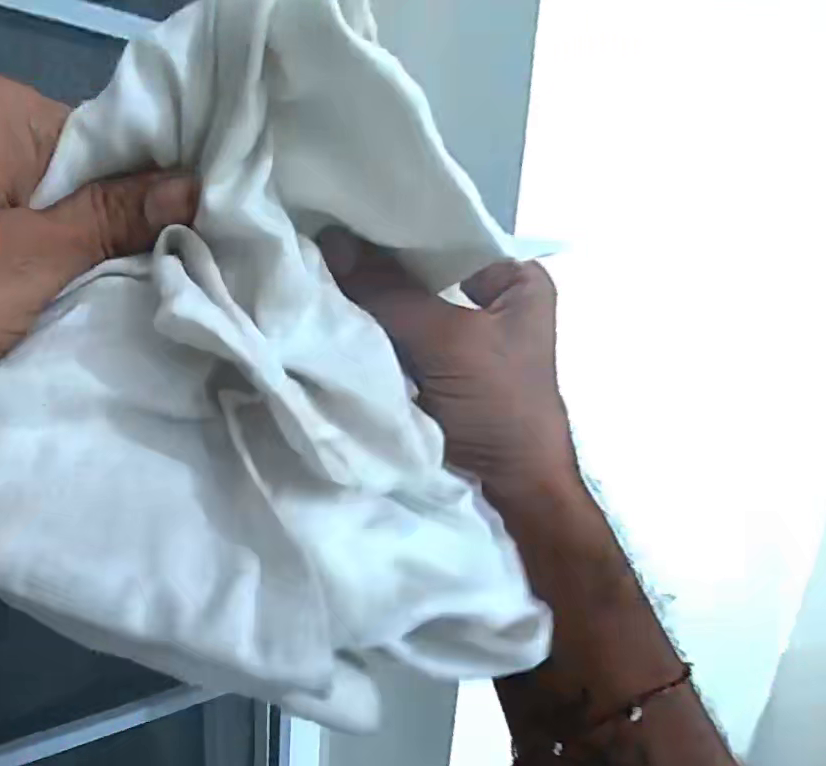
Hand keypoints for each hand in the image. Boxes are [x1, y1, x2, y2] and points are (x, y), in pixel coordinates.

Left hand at [0, 71, 199, 420]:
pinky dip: (45, 280)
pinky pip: (17, 251)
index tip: (192, 242)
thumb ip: (112, 218)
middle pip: (79, 180)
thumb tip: (193, 185)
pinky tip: (70, 310)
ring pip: (49, 223)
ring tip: (125, 302)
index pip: (110, 135)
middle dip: (117, 233)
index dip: (152, 190)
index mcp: (1, 111)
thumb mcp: (37, 257)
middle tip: (165, 281)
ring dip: (81, 264)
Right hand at [320, 230, 575, 508]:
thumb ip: (391, 295)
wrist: (502, 486)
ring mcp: (449, 344)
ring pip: (396, 313)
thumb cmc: (499, 404)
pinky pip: (388, 346)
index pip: (445, 237)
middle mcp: (480, 304)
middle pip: (416, 277)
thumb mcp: (450, 340)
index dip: (395, 230)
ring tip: (314, 279)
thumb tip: (331, 243)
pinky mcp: (423, 376)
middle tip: (318, 250)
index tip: (343, 219)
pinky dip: (363, 340)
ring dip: (363, 308)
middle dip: (372, 272)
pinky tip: (329, 321)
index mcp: (511, 279)